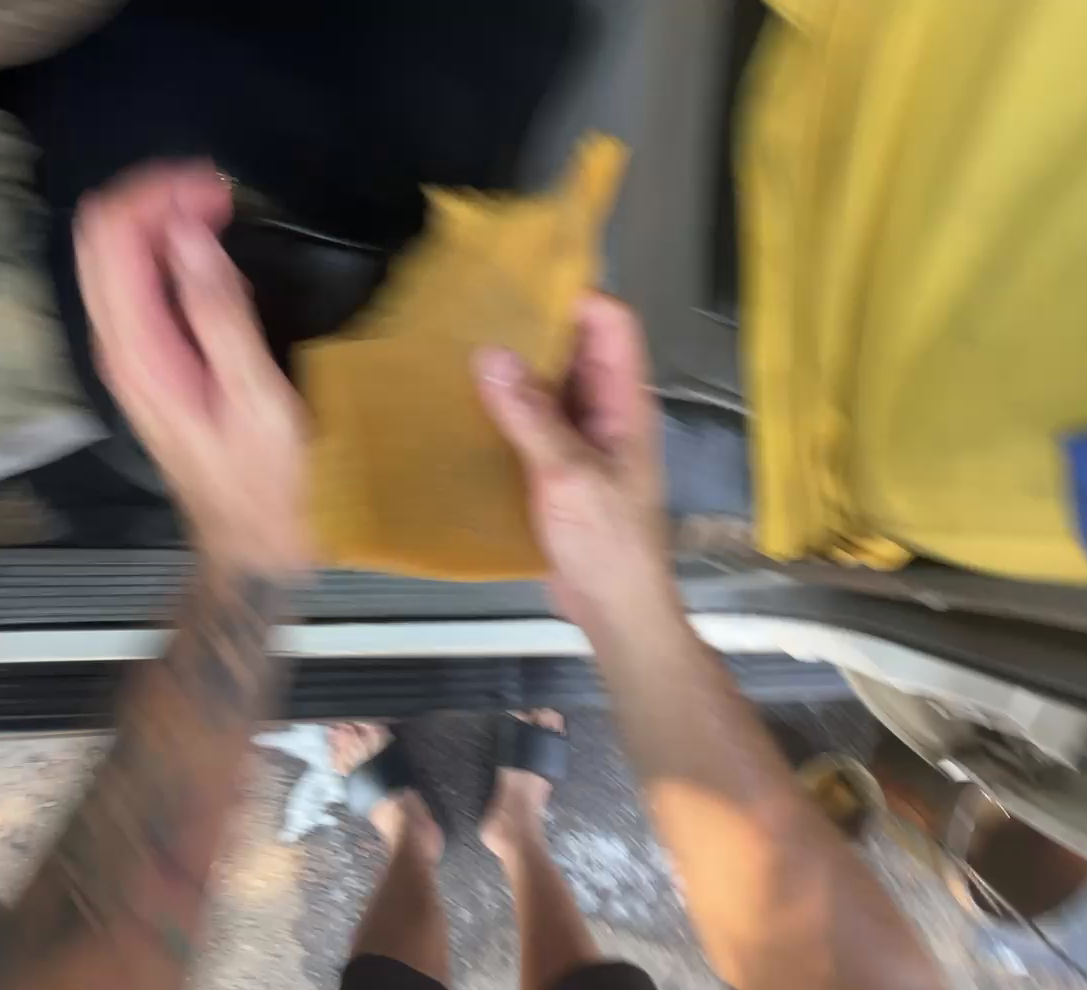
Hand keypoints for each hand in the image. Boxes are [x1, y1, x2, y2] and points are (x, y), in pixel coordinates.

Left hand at [75, 162, 311, 579]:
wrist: (255, 546)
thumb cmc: (269, 486)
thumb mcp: (257, 401)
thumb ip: (220, 318)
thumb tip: (192, 239)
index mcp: (141, 353)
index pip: (115, 240)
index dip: (158, 198)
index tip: (217, 190)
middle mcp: (122, 349)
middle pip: (105, 242)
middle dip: (156, 202)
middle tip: (219, 194)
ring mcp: (133, 359)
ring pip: (119, 263)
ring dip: (162, 227)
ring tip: (219, 214)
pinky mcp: (154, 368)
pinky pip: (142, 291)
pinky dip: (171, 261)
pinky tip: (210, 259)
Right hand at [475, 295, 675, 631]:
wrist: (614, 607)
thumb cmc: (607, 542)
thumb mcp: (568, 476)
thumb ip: (532, 416)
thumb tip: (491, 355)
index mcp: (625, 403)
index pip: (613, 325)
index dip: (575, 296)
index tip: (519, 286)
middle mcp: (607, 412)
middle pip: (578, 349)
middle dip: (534, 329)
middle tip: (475, 312)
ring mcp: (584, 440)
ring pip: (553, 386)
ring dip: (517, 371)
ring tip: (461, 349)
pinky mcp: (561, 467)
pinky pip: (536, 423)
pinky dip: (509, 410)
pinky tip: (469, 406)